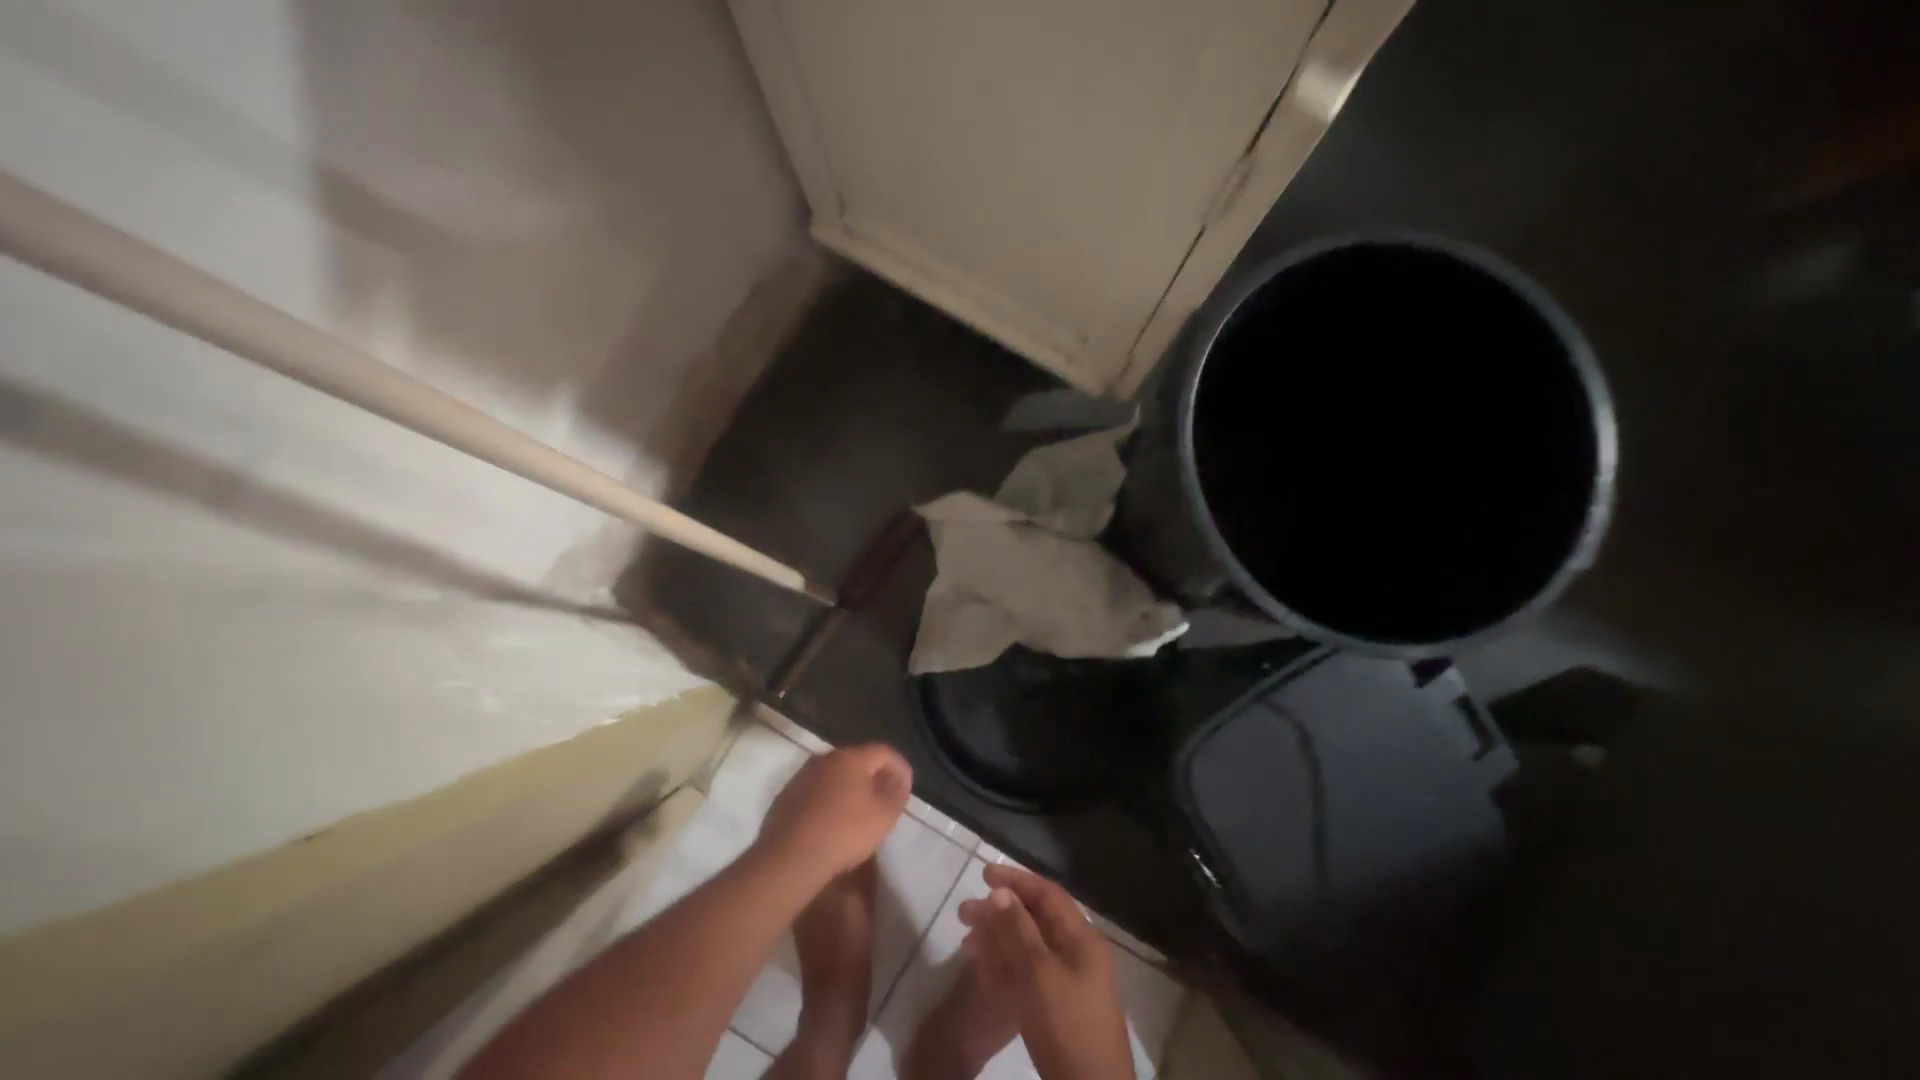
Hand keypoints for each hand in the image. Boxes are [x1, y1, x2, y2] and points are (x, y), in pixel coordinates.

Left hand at [755, 743, 911, 881]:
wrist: (791, 857)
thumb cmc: (844, 832)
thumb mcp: (884, 815)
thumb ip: (897, 793)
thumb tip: (897, 781)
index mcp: (851, 757)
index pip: (885, 752)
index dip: (901, 768)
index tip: (906, 791)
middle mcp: (824, 759)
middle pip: (858, 761)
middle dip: (875, 778)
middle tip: (885, 801)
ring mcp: (802, 776)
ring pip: (835, 776)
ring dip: (851, 789)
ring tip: (860, 814)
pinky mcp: (787, 796)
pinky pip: (817, 791)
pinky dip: (830, 801)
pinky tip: (833, 823)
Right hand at [958, 864, 1135, 1079]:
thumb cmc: (1068, 1025)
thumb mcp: (1040, 974)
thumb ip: (1019, 931)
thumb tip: (1000, 892)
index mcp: (1082, 938)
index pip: (1048, 895)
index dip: (1016, 881)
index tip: (983, 875)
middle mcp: (1078, 953)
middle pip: (1035, 921)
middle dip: (999, 914)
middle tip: (963, 914)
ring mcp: (1069, 982)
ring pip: (1029, 949)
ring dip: (998, 942)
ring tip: (966, 946)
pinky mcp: (1058, 1007)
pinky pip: (1029, 976)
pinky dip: (1006, 969)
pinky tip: (982, 973)